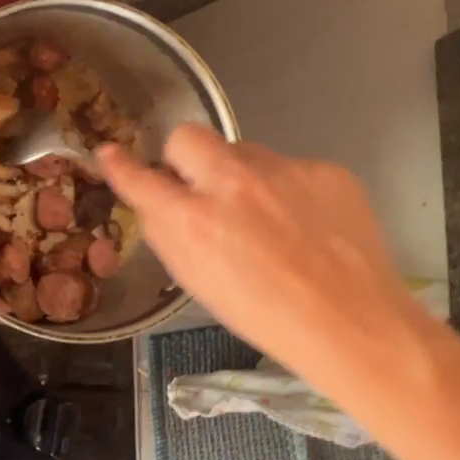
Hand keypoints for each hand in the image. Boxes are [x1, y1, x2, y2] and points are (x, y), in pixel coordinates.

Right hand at [98, 125, 426, 387]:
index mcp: (192, 219)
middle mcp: (233, 184)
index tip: (109, 154)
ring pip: (242, 152)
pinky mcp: (326, 170)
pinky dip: (284, 188)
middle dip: (183, 156)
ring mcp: (284, 172)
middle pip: (187, 137)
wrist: (350, 321)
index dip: (119, 165)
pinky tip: (299, 221)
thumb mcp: (192, 277)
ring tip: (262, 215)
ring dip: (239, 175)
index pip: (140, 178)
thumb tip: (152, 198)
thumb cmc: (260, 311)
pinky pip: (287, 167)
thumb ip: (166, 230)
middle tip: (198, 185)